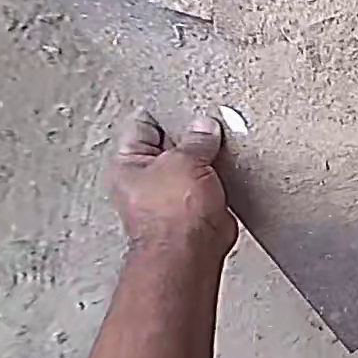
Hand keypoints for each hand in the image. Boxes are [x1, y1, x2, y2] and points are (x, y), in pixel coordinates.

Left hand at [111, 108, 237, 259]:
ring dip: (208, 162)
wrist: (193, 250)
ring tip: (220, 150)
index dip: (167, 115)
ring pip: (193, 167)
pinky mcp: (197, 209)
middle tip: (209, 127)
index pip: (144, 126)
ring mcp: (173, 195)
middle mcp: (147, 180)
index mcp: (128, 164)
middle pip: (171, 146)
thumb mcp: (185, 161)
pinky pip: (211, 186)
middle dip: (191, 139)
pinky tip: (228, 172)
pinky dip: (220, 180)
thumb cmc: (173, 215)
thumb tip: (205, 127)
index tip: (186, 107)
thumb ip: (197, 140)